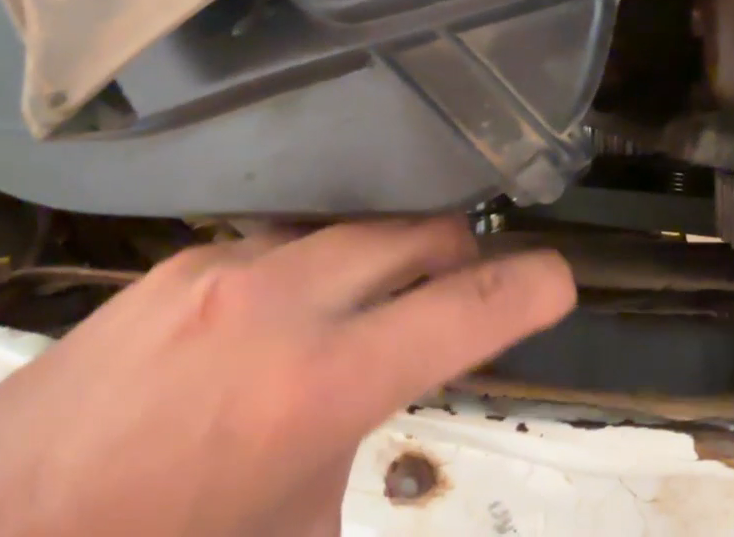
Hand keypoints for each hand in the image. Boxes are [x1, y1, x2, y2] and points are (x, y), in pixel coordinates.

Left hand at [0, 218, 575, 536]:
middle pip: (419, 229)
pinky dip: (313, 268)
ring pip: (351, 227)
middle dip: (463, 254)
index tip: (555, 282)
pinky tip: (281, 320)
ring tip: (377, 307)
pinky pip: (280, 242)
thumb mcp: (289, 530)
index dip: (531, 288)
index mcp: (321, 383)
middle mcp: (280, 298)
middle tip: (473, 291)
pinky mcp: (178, 262)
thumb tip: (370, 409)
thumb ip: (349, 453)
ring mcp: (223, 266)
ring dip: (386, 258)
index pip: (467, 307)